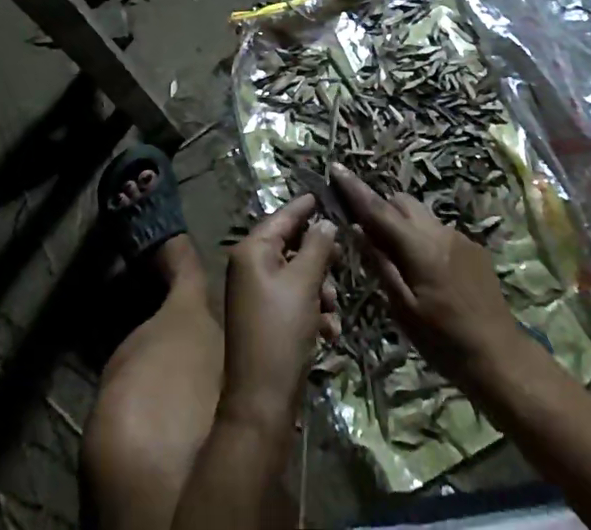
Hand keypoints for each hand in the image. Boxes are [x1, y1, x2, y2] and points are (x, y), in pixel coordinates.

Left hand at [217, 193, 340, 432]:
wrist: (262, 396)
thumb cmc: (281, 329)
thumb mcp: (304, 283)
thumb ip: (317, 248)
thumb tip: (325, 223)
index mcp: (251, 251)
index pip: (281, 218)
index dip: (303, 207)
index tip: (321, 195)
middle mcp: (249, 267)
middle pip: (290, 247)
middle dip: (319, 259)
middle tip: (341, 261)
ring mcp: (256, 294)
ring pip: (297, 277)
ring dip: (320, 290)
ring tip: (333, 309)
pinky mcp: (266, 318)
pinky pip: (294, 301)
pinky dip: (313, 311)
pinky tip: (328, 332)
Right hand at [330, 164, 526, 390]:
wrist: (501, 357)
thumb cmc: (443, 341)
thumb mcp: (402, 308)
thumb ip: (380, 263)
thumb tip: (357, 228)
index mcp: (420, 248)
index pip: (379, 209)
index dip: (355, 189)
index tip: (336, 168)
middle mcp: (441, 233)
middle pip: (402, 202)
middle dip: (381, 207)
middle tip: (366, 233)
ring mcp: (461, 239)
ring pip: (421, 215)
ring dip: (402, 223)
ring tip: (396, 255)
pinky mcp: (474, 249)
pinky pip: (438, 231)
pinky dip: (422, 237)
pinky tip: (425, 269)